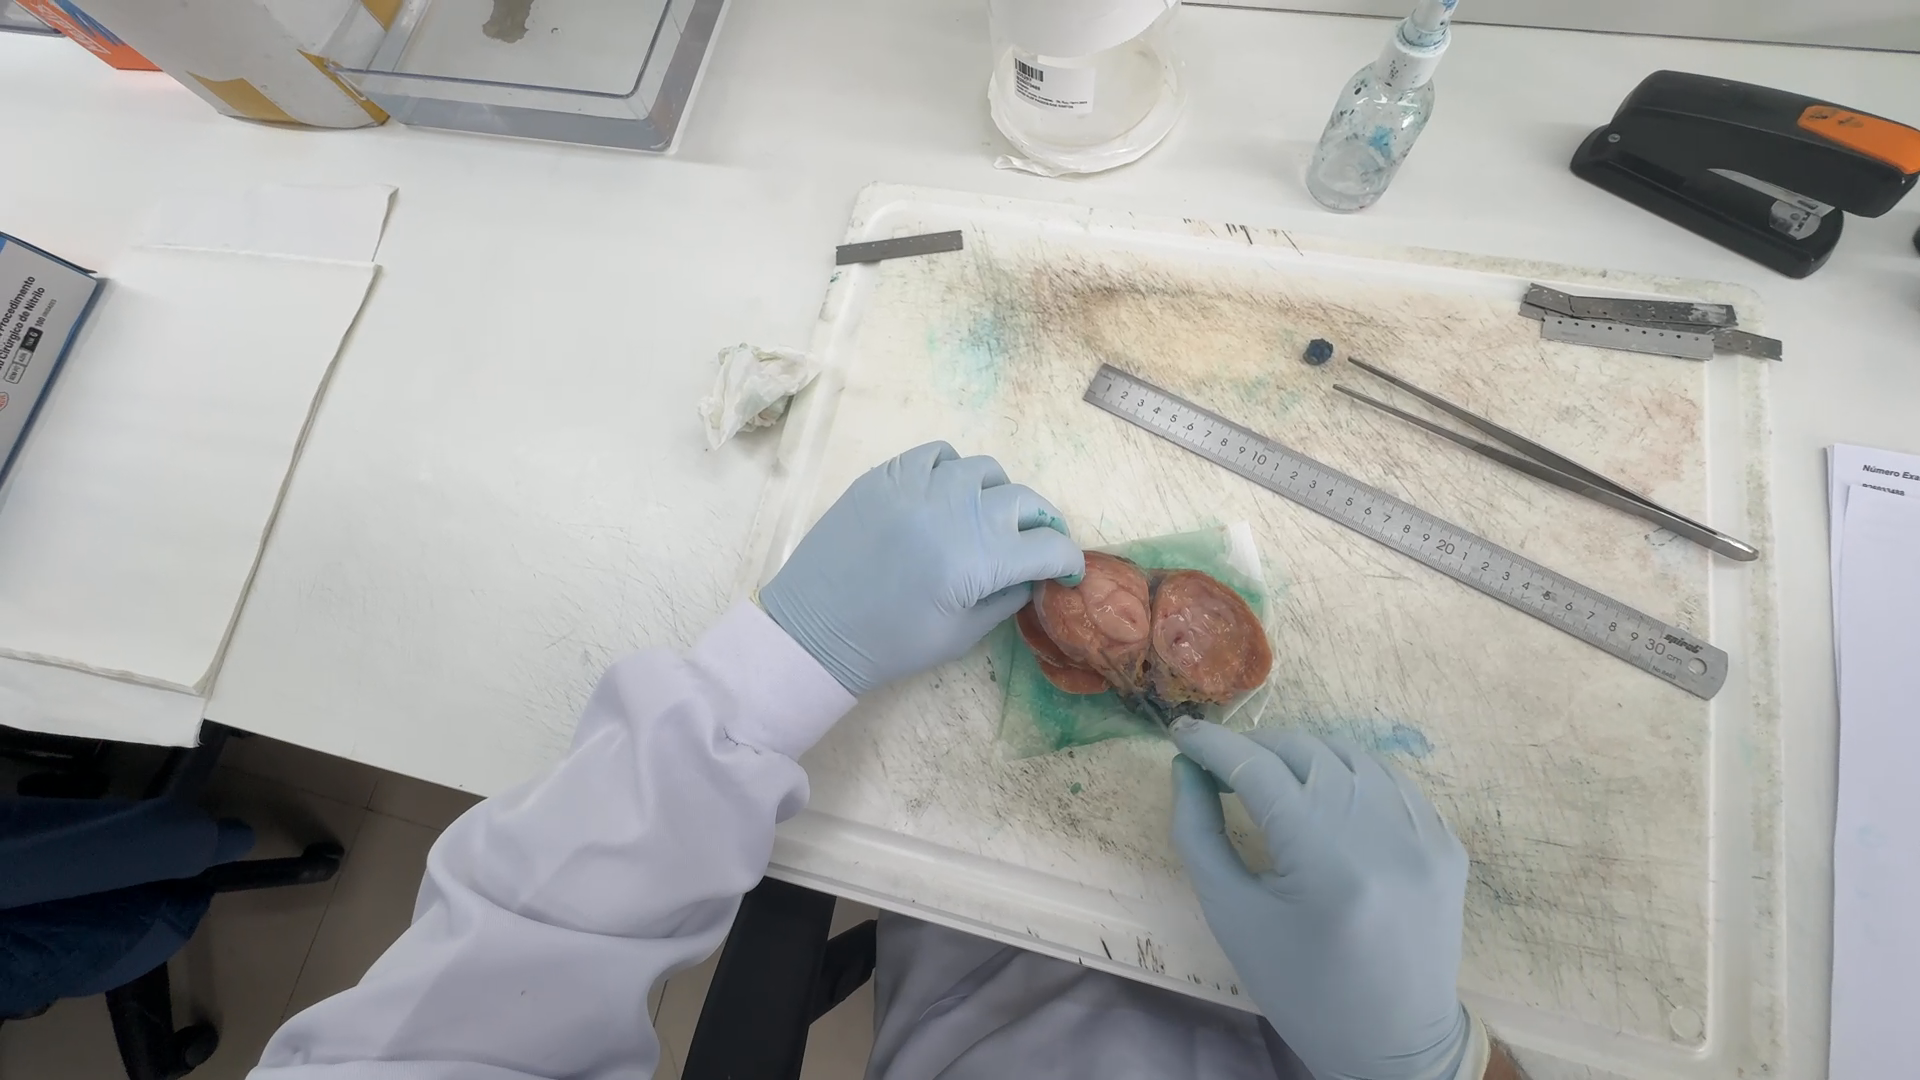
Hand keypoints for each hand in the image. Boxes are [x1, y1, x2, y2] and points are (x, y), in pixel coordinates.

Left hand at [760, 441, 1084, 696]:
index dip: (1068, 561)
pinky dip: (954, 470)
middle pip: (1026, 501)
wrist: (815, 629)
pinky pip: (939, 454)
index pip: (1050, 547)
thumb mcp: (961, 634)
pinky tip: (946, 494)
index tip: (1066, 571)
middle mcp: (957, 512)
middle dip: (1041, 525)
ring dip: (999, 494)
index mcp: (979, 560)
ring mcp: (921, 486)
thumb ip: (1008, 598)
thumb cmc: (890, 643)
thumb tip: (1035, 575)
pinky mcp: (888, 474)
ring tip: (987, 517)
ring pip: (986, 469)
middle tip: (1032, 544)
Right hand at [1170, 721, 1471, 1079]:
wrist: (1395, 1048)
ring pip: (1343, 752)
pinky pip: (1384, 777)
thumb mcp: (1228, 911)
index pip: (1256, 767)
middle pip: (1300, 749)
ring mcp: (1424, 834)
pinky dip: (1343, 772)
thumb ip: (1197, 830)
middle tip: (1217, 768)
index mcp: (1325, 858)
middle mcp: (1383, 833)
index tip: (1180, 733)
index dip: (1212, 743)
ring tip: (1266, 778)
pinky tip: (1320, 795)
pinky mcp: (1446, 842)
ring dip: (1295, 754)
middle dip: (1249, 748)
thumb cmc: (1298, 984)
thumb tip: (1186, 766)